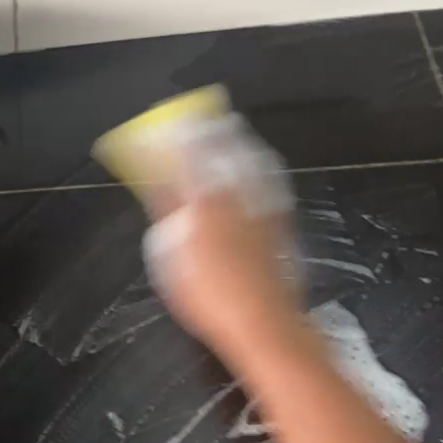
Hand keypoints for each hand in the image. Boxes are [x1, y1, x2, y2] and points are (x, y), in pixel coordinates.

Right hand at [138, 115, 309, 368]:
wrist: (264, 324)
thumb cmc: (208, 293)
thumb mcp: (170, 253)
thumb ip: (167, 212)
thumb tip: (160, 185)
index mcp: (207, 201)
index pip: (192, 157)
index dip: (182, 136)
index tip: (172, 121)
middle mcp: (239, 198)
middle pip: (229, 155)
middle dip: (216, 133)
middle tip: (208, 117)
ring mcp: (266, 211)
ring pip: (255, 167)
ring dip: (242, 146)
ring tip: (234, 132)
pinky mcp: (282, 227)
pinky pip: (271, 185)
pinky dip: (261, 170)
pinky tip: (261, 170)